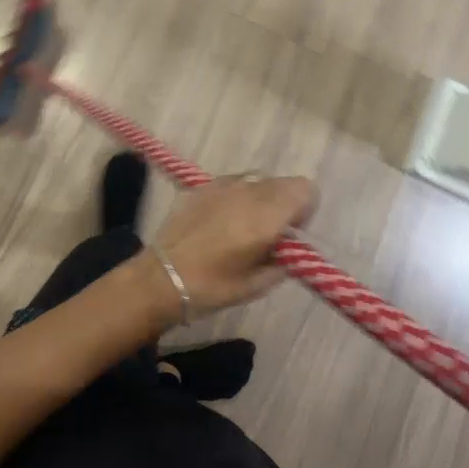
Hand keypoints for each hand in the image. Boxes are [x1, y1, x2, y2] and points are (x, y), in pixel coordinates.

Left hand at [146, 175, 318, 317]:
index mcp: (267, 216)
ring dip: (261, 200)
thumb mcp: (258, 284)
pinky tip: (221, 221)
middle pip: (283, 183)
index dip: (305, 209)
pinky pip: (234, 183)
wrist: (163, 276)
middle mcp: (250, 191)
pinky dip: (238, 197)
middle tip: (270, 234)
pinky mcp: (204, 185)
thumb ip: (284, 262)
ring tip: (243, 228)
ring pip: (259, 181)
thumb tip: (291, 248)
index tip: (292, 232)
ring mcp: (225, 184)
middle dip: (285, 204)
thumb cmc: (213, 286)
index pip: (305, 189)